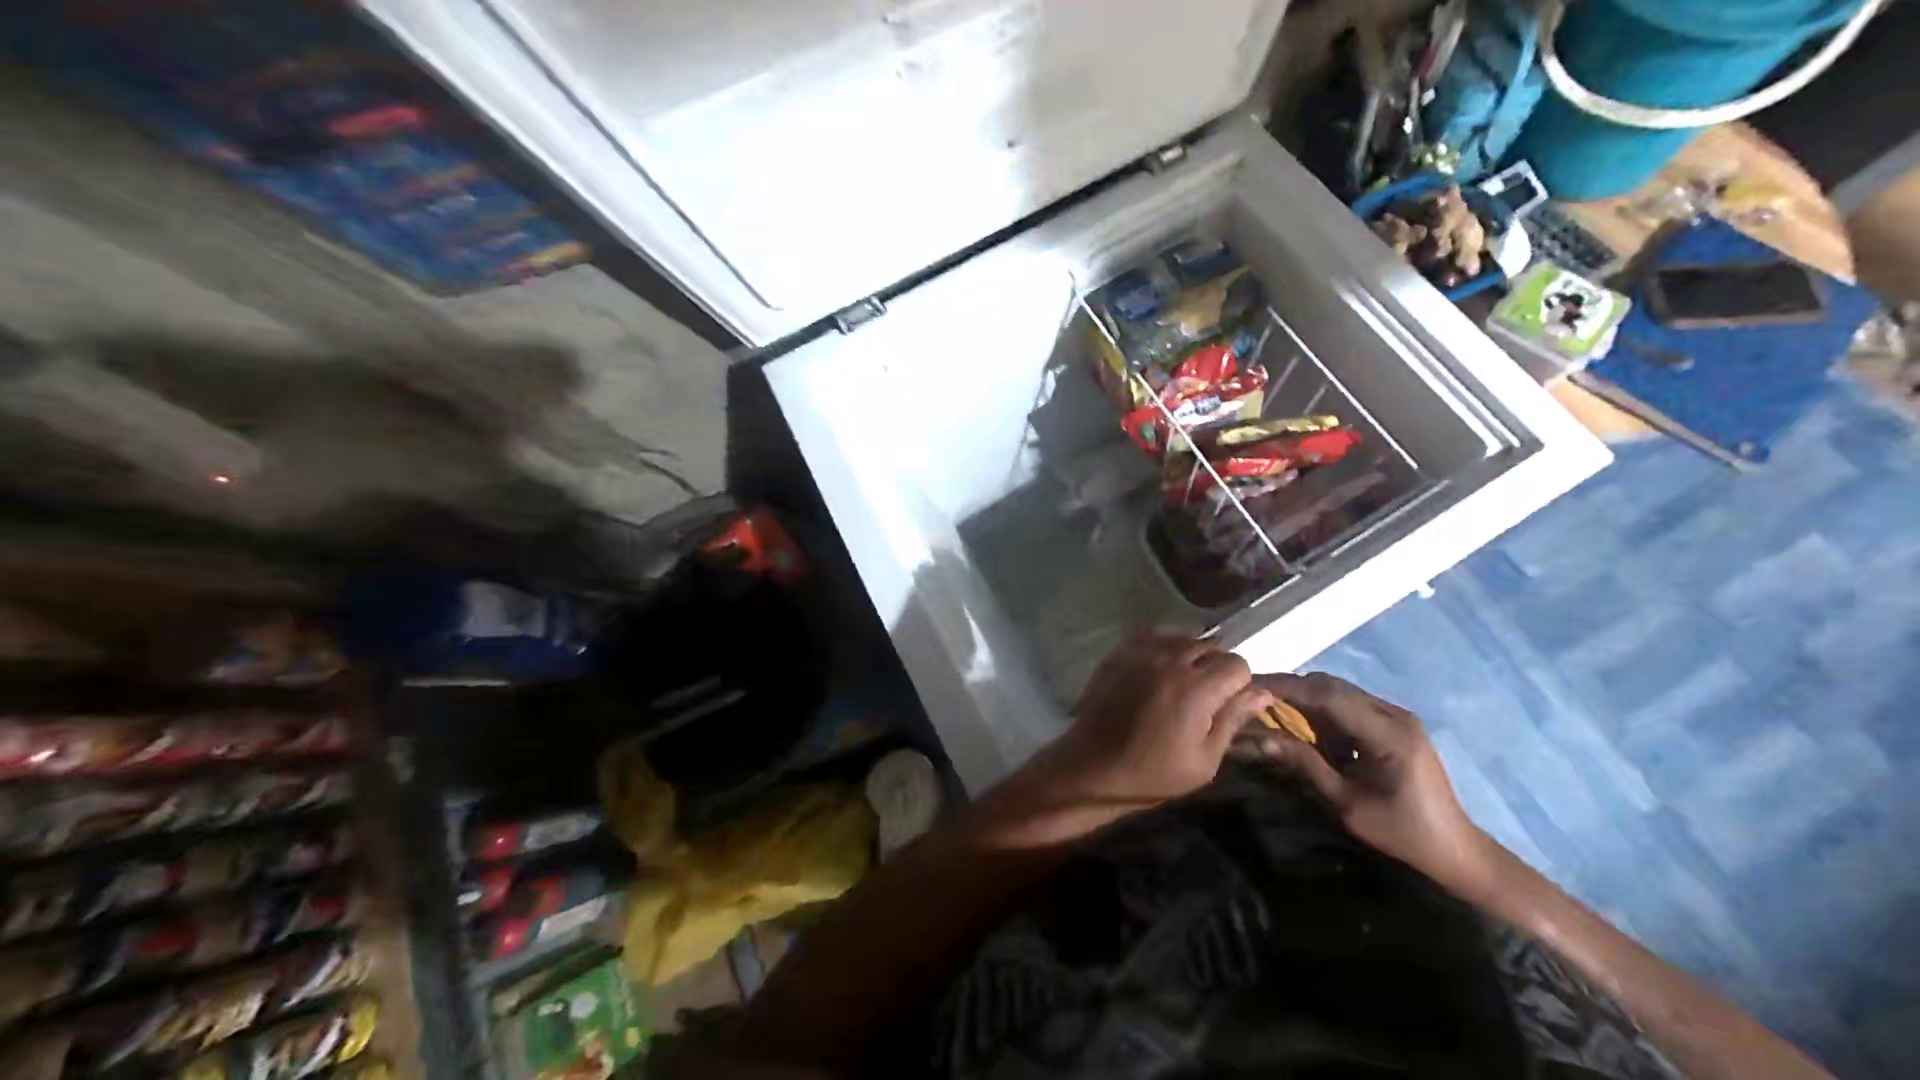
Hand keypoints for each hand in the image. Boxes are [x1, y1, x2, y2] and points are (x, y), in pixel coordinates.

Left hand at [1033, 631, 1274, 808]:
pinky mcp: (1119, 654)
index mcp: (1196, 690)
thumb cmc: (1152, 774)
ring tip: (1182, 684)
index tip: (1228, 705)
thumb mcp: (1204, 760)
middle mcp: (1170, 662)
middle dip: (1217, 668)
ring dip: (1191, 656)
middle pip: (1212, 646)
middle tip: (1206, 698)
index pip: (1237, 664)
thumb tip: (1263, 693)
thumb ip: (1233, 720)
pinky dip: (1164, 648)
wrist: (1091, 767)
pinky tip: (1159, 671)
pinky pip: (1153, 636)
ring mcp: (1141, 654)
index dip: (1239, 684)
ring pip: (1183, 638)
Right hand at [1242, 673, 1491, 892]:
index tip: (1248, 687)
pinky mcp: (1393, 723)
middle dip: (1289, 689)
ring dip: (1303, 699)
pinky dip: (1320, 710)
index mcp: (1389, 733)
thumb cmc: (1401, 833)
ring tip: (1269, 711)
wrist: (1455, 849)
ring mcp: (1396, 716)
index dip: (1285, 687)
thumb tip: (1256, 738)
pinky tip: (1302, 727)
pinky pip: (1348, 704)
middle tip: (1251, 698)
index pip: (1328, 695)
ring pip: (1338, 691)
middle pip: (1331, 686)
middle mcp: (1395, 714)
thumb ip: (1304, 764)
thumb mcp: (1346, 804)